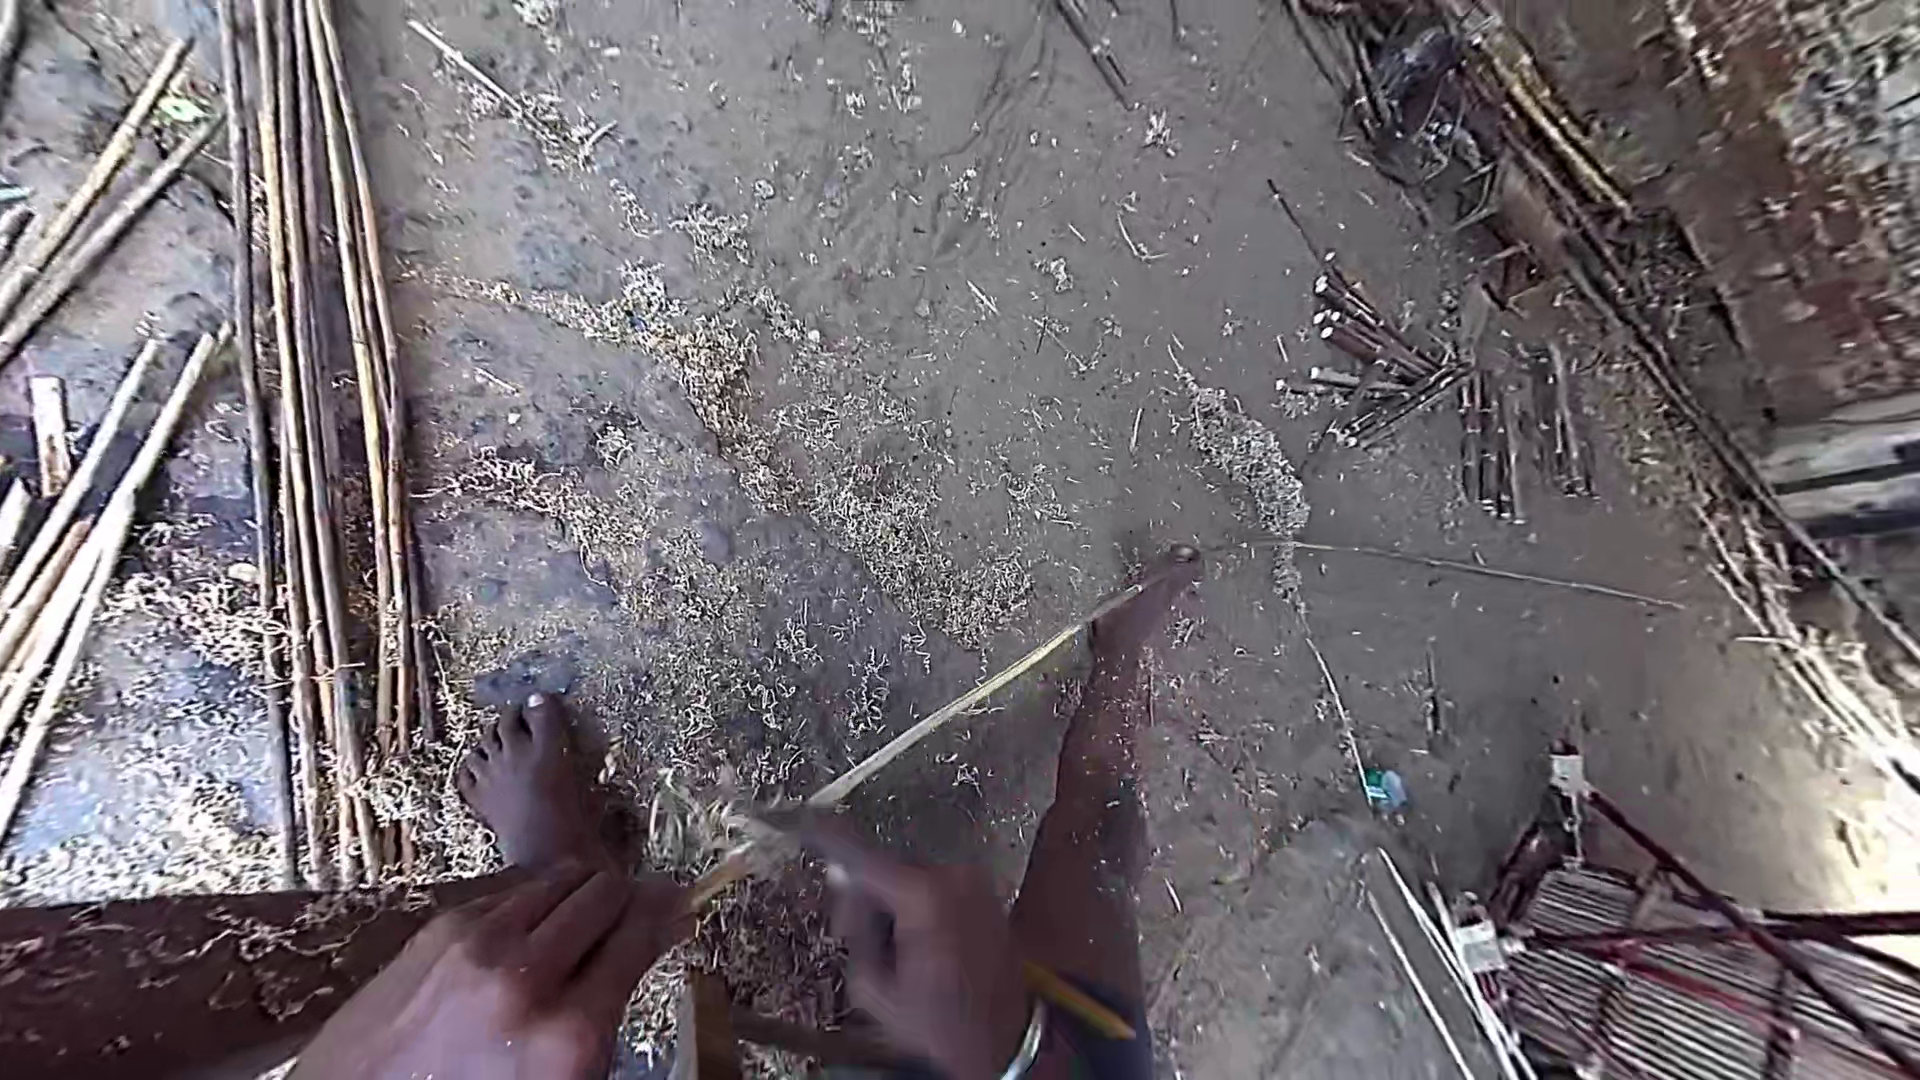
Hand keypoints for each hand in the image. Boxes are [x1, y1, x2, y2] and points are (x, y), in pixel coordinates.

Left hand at [292, 865, 691, 1079]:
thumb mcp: (564, 1077)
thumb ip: (618, 1004)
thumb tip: (672, 922)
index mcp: (568, 1035)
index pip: (645, 930)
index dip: (668, 912)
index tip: (680, 906)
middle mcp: (527, 980)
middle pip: (610, 891)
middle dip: (624, 902)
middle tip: (621, 923)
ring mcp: (478, 947)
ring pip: (567, 878)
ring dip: (580, 897)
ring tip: (570, 928)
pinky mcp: (440, 929)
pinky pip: (517, 890)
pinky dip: (533, 907)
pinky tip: (519, 940)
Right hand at [803, 820, 1032, 1079]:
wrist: (1006, 1036)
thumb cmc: (939, 1021)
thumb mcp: (878, 990)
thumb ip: (855, 931)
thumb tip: (844, 883)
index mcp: (923, 896)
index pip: (864, 857)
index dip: (830, 837)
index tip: (803, 817)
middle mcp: (950, 873)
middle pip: (887, 868)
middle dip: (866, 895)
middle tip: (857, 934)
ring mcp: (970, 875)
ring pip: (910, 875)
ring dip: (894, 900)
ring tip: (898, 947)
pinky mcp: (981, 883)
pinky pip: (934, 881)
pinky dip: (919, 900)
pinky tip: (920, 938)